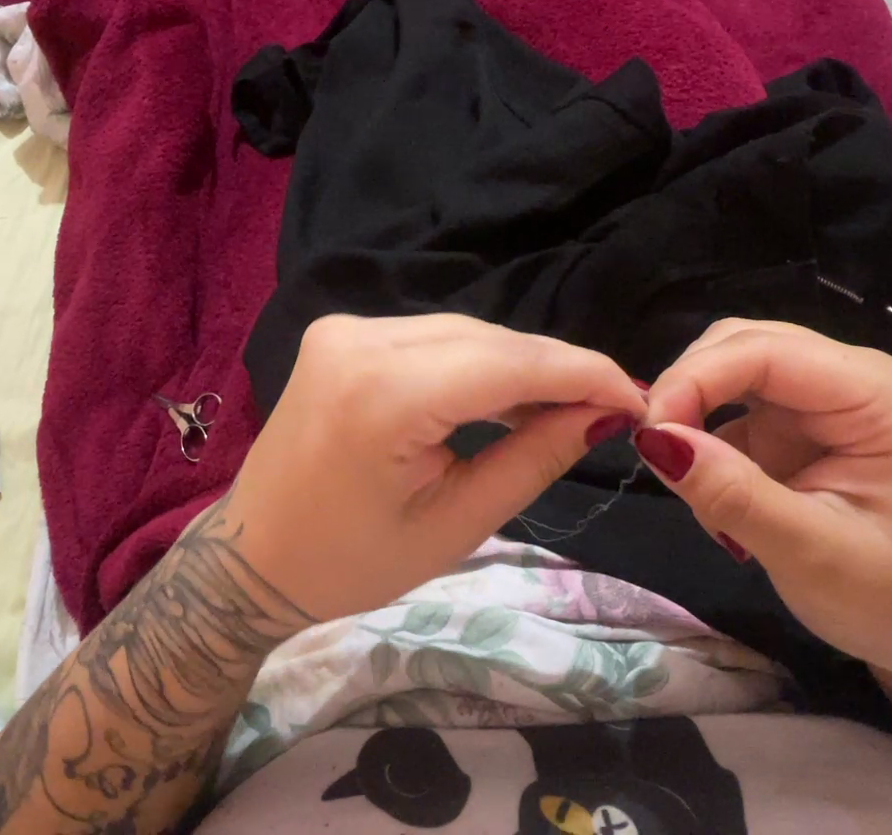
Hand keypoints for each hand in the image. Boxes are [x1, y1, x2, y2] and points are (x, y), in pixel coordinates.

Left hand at [223, 314, 647, 622]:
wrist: (253, 556)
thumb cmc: (350, 562)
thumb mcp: (455, 524)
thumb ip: (534, 458)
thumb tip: (603, 414)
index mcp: (382, 396)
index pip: (508, 363)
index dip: (583, 374)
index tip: (637, 398)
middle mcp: (360, 340)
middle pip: (488, 340)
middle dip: (555, 370)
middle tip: (608, 409)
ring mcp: (346, 329)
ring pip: (464, 332)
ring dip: (518, 365)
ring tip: (565, 407)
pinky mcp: (342, 333)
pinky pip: (432, 337)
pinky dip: (476, 362)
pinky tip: (505, 394)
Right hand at [637, 319, 891, 686]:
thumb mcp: (813, 557)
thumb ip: (734, 493)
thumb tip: (653, 438)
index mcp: (886, 398)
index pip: (769, 350)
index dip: (696, 377)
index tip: (647, 432)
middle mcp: (863, 380)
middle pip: (749, 344)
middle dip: (691, 389)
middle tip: (655, 451)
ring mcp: (837, 398)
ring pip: (738, 369)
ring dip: (698, 413)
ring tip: (693, 480)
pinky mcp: (812, 422)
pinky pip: (742, 406)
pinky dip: (712, 440)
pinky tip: (720, 491)